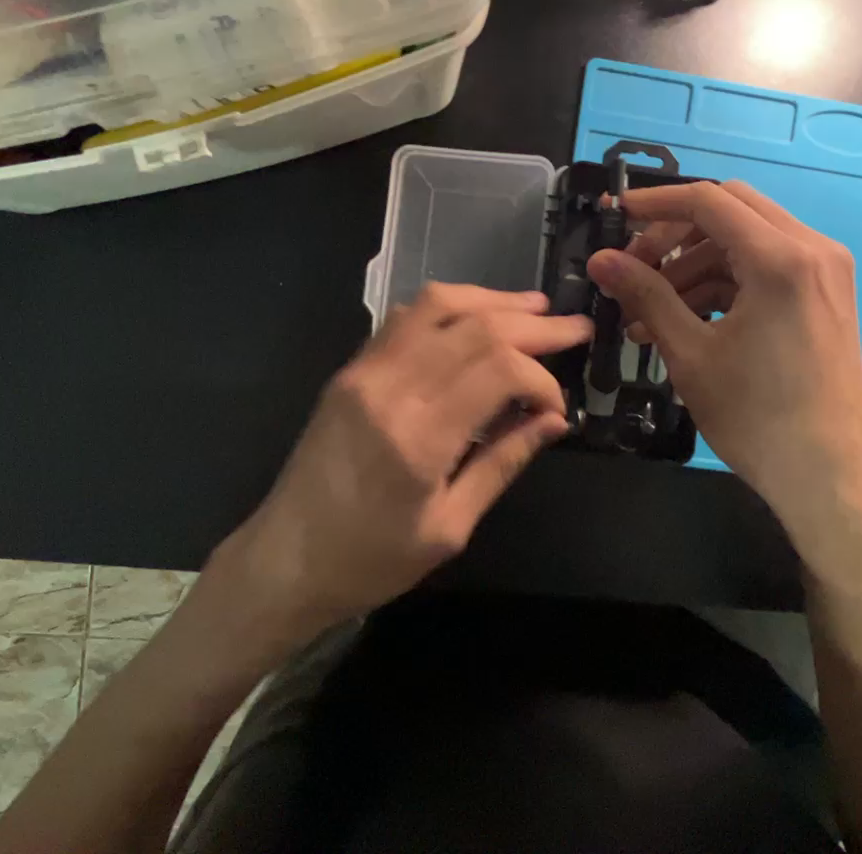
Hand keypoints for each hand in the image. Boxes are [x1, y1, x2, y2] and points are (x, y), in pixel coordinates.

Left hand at [214, 284, 590, 630]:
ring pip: (435, 306)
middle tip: (575, 327)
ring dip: (489, 301)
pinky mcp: (349, 370)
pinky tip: (474, 317)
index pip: (499, 370)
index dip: (541, 379)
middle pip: (474, 328)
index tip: (557, 407)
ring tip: (532, 308)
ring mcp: (363, 372)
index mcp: (419, 437)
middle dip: (532, 324)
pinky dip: (446, 308)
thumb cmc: (371, 560)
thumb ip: (502, 464)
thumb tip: (554, 421)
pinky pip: (402, 319)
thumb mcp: (449, 527)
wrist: (286, 560)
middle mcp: (390, 388)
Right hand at [586, 181, 861, 559]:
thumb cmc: (755, 417)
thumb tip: (600, 260)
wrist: (825, 476)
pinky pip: (765, 269)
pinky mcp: (825, 296)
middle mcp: (813, 250)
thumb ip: (645, 294)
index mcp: (781, 259)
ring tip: (646, 315)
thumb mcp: (689, 353)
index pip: (708, 201)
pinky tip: (685, 324)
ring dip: (693, 267)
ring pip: (745, 241)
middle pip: (731, 210)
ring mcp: (826, 273)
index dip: (656, 204)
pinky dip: (723, 286)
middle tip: (635, 267)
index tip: (616, 216)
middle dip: (675, 234)